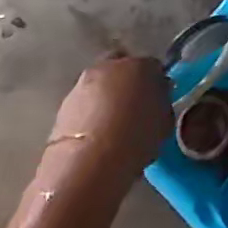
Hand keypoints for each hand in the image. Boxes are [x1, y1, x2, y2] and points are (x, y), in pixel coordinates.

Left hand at [48, 55, 171, 180]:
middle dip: (127, 80)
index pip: (153, 66)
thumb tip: (156, 98)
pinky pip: (84, 102)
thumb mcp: (164, 122)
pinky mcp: (63, 103)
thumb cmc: (137, 138)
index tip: (158, 98)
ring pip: (100, 83)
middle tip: (134, 104)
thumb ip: (161, 102)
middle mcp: (110, 66)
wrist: (90, 161)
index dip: (156, 82)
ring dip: (106, 95)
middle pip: (122, 66)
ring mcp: (83, 83)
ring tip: (114, 123)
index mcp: (141, 66)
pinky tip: (97, 132)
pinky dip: (90, 111)